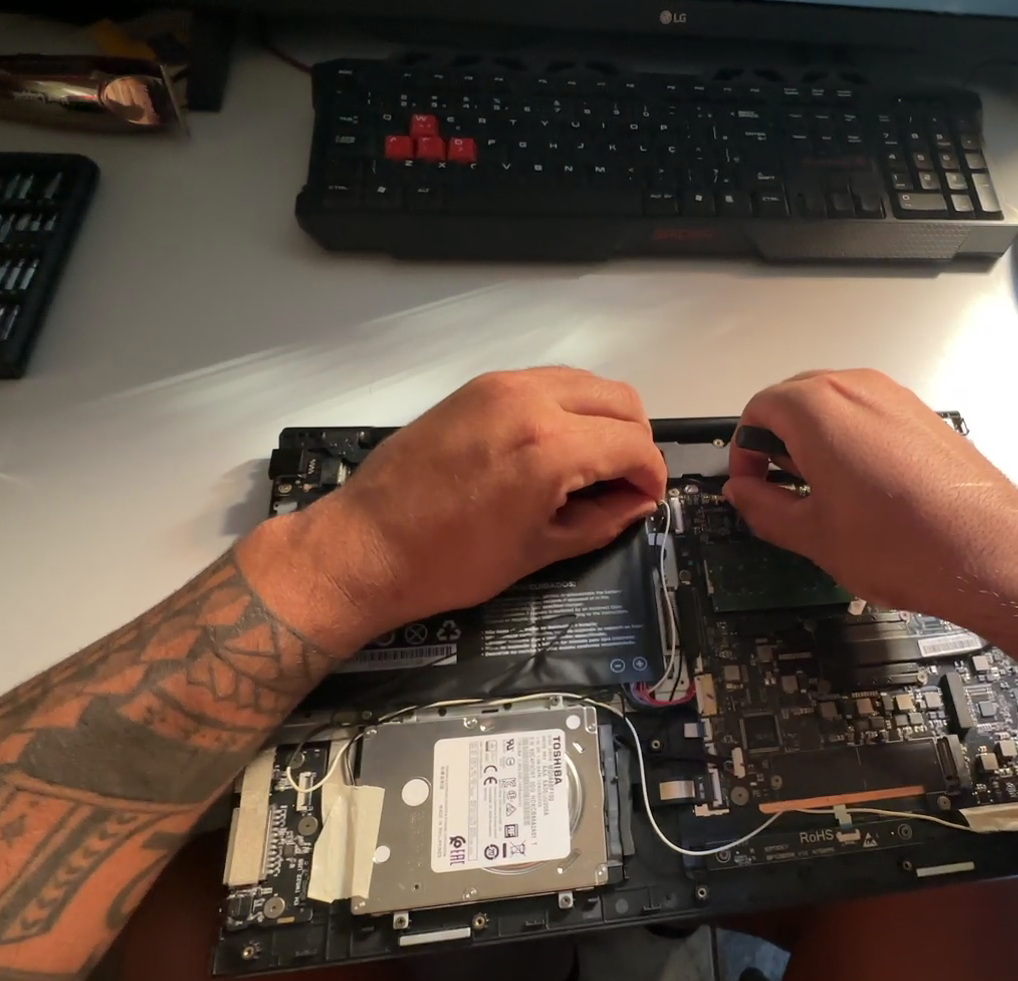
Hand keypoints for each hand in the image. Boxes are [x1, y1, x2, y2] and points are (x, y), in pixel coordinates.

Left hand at [245, 368, 665, 653]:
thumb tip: (637, 502)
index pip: (634, 444)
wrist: (366, 546)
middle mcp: (532, 400)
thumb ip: (602, 520)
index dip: (651, 476)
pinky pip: (547, 381)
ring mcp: (501, 385)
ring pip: (587, 382)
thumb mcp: (540, 551)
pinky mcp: (478, 386)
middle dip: (635, 441)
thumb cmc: (452, 563)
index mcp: (551, 448)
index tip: (644, 500)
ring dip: (604, 418)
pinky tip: (553, 445)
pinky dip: (569, 406)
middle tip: (623, 482)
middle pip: (621, 399)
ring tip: (591, 463)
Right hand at [723, 369, 1017, 637]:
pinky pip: (868, 415)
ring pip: (833, 405)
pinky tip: (862, 490)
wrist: (991, 554)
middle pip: (793, 399)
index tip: (749, 484)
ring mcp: (896, 398)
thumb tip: (743, 494)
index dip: (743, 451)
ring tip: (822, 493)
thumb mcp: (813, 534)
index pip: (757, 409)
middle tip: (778, 488)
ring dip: (813, 440)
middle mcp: (858, 388)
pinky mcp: (924, 415)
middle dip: (776, 442)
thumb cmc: (905, 544)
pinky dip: (850, 441)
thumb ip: (763, 507)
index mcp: (819, 410)